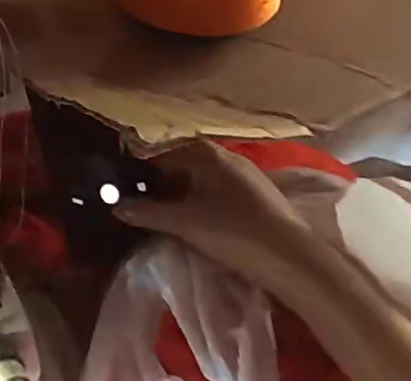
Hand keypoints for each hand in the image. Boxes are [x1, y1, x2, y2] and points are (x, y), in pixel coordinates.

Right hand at [111, 140, 320, 285]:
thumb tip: (117, 205)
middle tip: (148, 207)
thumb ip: (149, 212)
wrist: (293, 258)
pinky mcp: (259, 189)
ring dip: (186, 191)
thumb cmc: (234, 232)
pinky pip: (221, 186)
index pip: (160, 154)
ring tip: (173, 216)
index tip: (128, 190)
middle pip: (182, 162)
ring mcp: (243, 169)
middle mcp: (222, 151)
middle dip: (164, 182)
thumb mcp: (185, 223)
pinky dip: (206, 197)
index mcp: (201, 151)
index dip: (142, 172)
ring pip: (203, 175)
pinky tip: (206, 220)